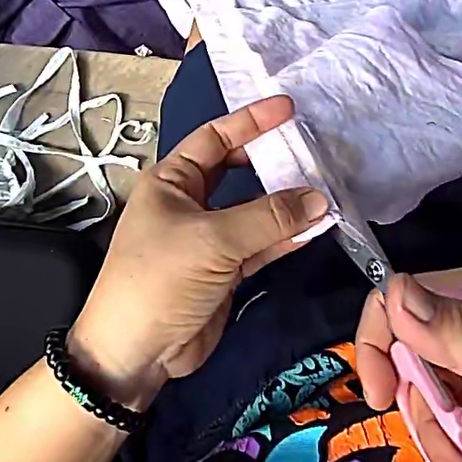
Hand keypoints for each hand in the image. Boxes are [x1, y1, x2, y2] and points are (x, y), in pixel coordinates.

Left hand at [68, 97, 329, 408]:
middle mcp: (190, 204)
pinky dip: (286, 237)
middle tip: (311, 154)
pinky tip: (315, 227)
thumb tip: (318, 198)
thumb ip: (268, 218)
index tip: (288, 109)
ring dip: (287, 205)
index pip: (214, 138)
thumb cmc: (159, 281)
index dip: (251, 122)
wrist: (136, 353)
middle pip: (238, 172)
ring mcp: (210, 238)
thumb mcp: (212, 241)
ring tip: (325, 193)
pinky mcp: (226, 270)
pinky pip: (261, 244)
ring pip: (255, 211)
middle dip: (273, 164)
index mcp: (172, 182)